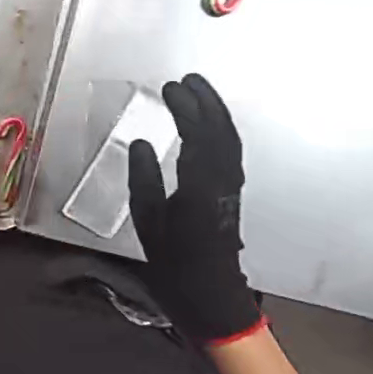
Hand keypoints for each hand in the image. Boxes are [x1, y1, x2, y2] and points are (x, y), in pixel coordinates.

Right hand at [127, 73, 263, 345]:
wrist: (210, 293)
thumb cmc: (174, 264)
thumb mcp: (148, 224)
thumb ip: (144, 180)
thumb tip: (141, 143)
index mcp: (199, 186)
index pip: (197, 134)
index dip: (185, 108)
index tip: (169, 88)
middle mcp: (222, 180)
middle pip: (220, 130)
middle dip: (205, 101)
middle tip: (187, 80)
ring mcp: (231, 185)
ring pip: (229, 139)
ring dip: (216, 112)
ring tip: (199, 93)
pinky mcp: (231, 192)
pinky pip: (230, 151)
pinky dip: (220, 131)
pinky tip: (208, 127)